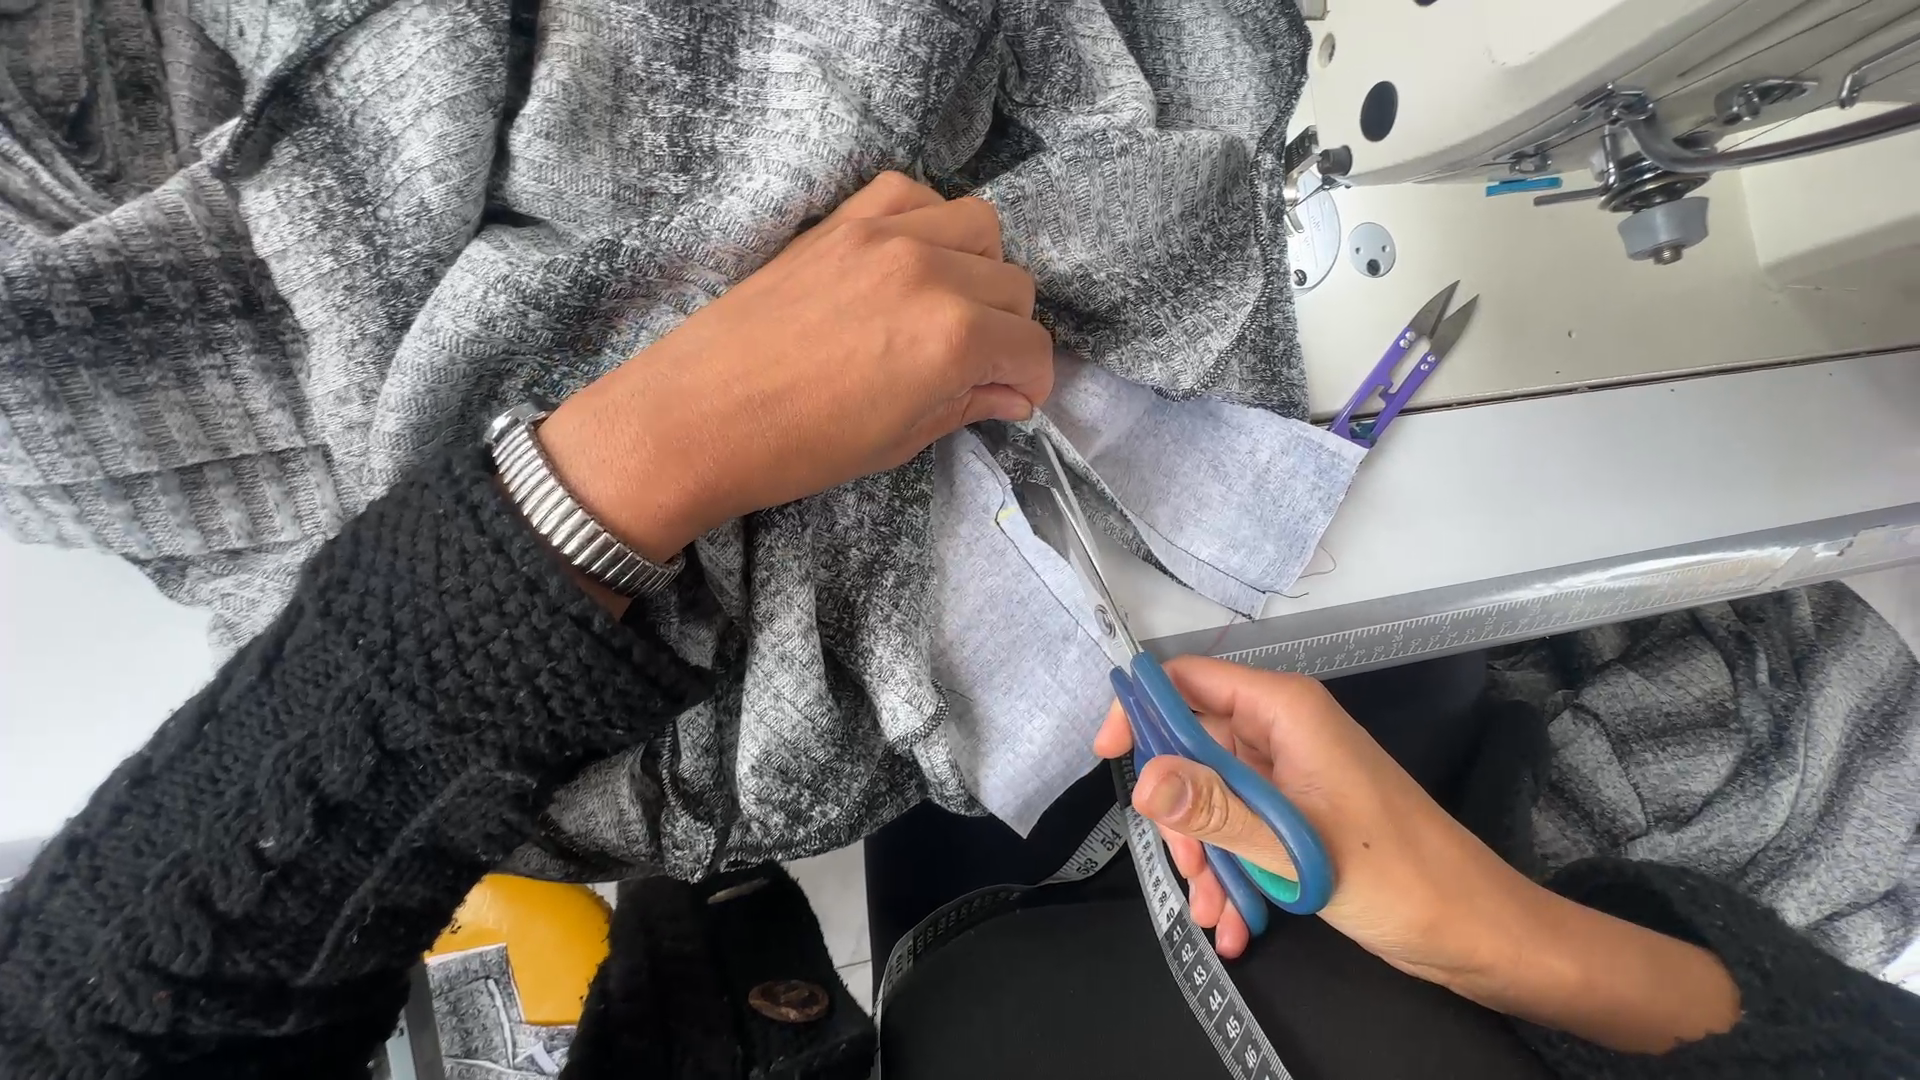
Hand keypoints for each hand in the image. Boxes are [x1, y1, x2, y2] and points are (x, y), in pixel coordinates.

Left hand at [536, 172, 1053, 564]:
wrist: (701, 416)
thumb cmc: (802, 448)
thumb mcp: (900, 440)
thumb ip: (968, 405)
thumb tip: (1013, 394)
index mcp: (951, 340)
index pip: (1033, 345)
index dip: (1031, 380)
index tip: (1013, 396)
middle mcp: (931, 273)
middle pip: (1015, 283)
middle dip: (1009, 331)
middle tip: (976, 364)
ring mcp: (884, 235)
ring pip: (981, 226)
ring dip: (981, 270)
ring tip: (948, 308)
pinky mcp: (842, 220)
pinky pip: (914, 192)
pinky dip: (929, 223)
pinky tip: (909, 263)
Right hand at [1094, 657, 1739, 1053]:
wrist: (1484, 937)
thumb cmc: (1400, 878)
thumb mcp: (1296, 846)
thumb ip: (1214, 808)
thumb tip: (1142, 780)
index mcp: (1283, 709)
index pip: (1186, 680)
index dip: (1141, 710)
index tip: (1109, 758)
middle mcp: (1281, 729)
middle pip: (1192, 746)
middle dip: (1180, 811)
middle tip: (1188, 867)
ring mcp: (1288, 770)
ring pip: (1210, 794)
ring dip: (1205, 853)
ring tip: (1216, 913)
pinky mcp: (1295, 809)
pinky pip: (1239, 823)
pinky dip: (1231, 868)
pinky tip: (1234, 922)